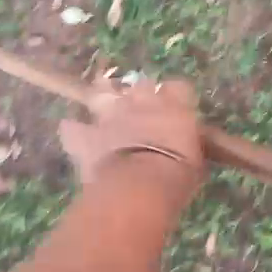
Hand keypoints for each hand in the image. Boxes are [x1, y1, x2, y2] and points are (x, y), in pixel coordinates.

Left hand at [58, 78, 203, 188]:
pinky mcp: (87, 136)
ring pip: (105, 95)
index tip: (178, 111)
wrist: (139, 187)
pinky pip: (74, 128)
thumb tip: (191, 146)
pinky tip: (75, 133)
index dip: (177, 98)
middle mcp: (143, 100)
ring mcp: (112, 115)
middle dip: (142, 96)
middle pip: (142, 84)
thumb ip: (191, 144)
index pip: (179, 87)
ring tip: (108, 114)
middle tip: (144, 113)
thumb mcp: (197, 159)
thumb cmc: (177, 174)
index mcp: (175, 103)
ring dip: (107, 102)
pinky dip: (74, 130)